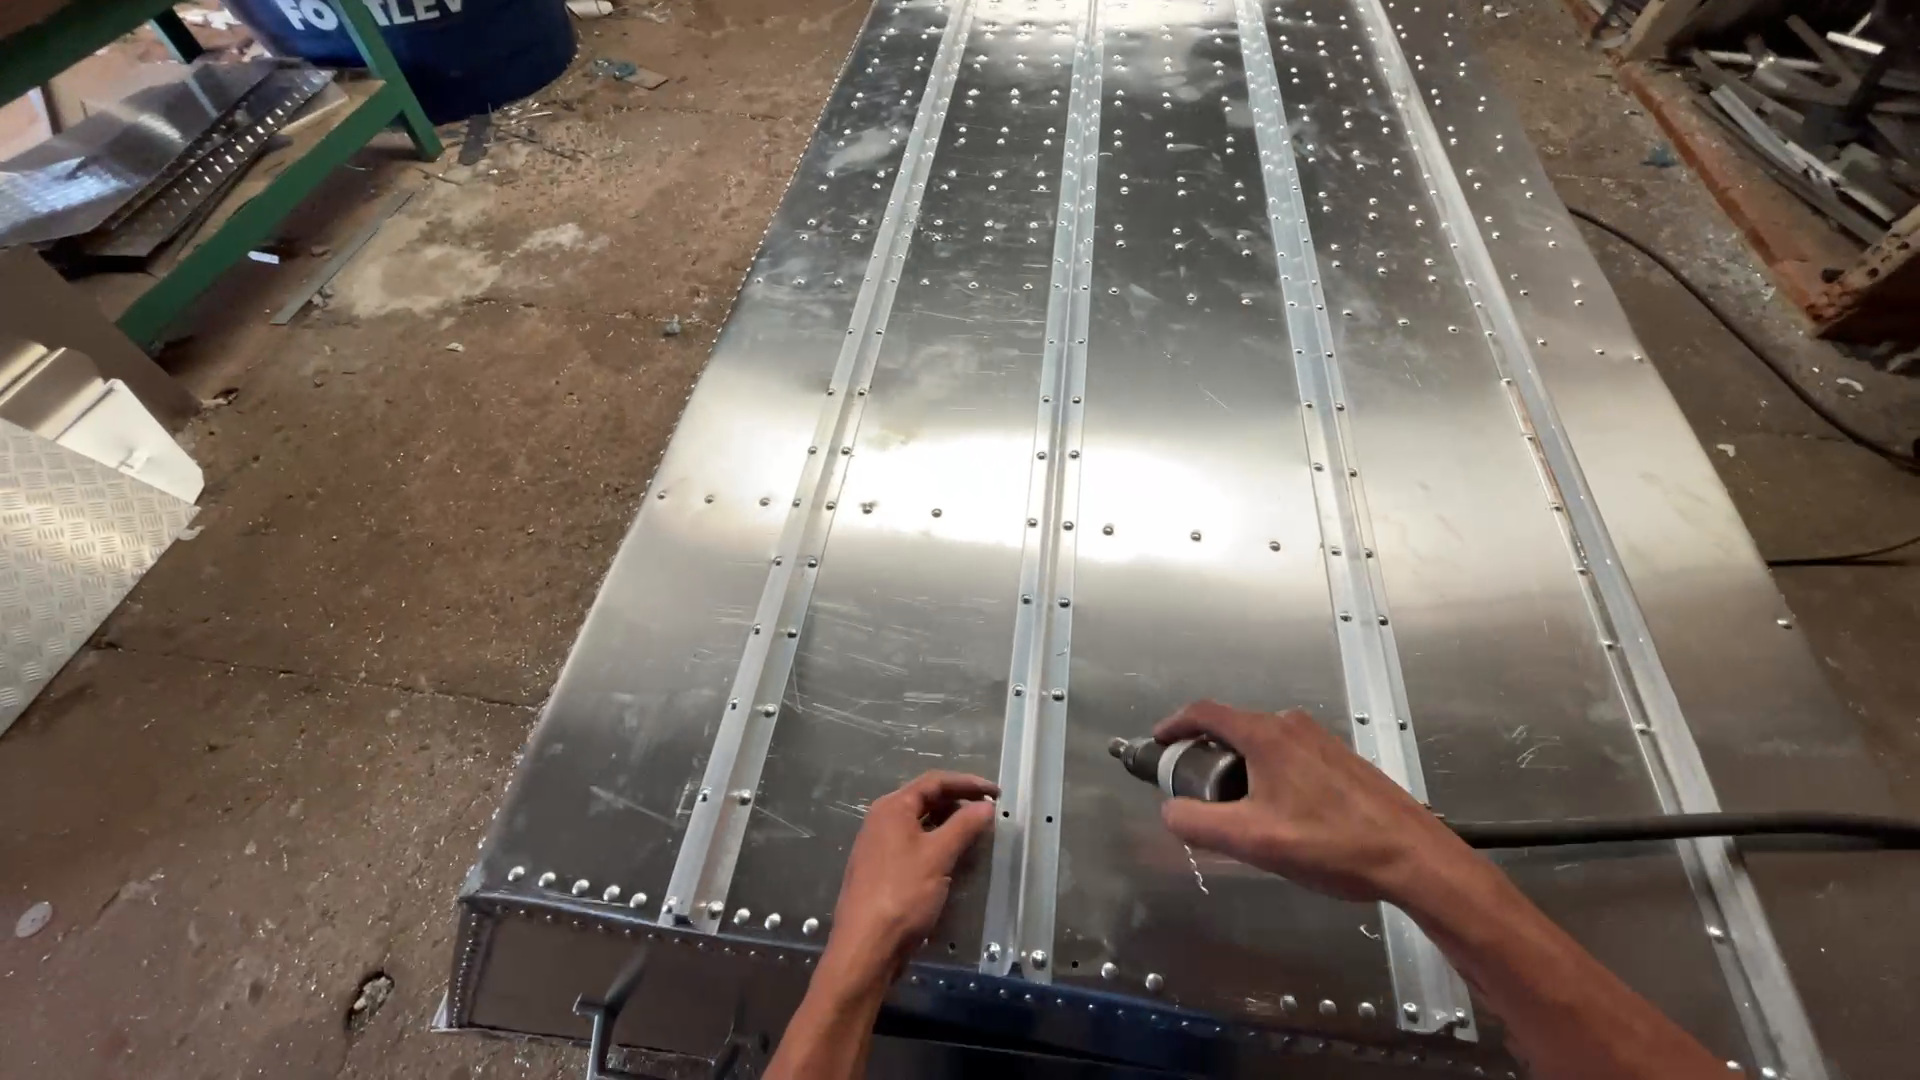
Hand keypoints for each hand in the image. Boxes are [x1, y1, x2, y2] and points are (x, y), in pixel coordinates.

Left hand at [823, 770, 998, 980]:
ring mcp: (878, 846)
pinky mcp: (880, 870)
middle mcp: (881, 820)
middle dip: (958, 801)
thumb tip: (986, 805)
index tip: (995, 791)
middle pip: (925, 799)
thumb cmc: (903, 894)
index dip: (967, 783)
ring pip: (919, 823)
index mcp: (892, 807)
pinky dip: (935, 843)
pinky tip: (951, 857)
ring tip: (974, 831)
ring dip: (947, 823)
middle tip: (988, 809)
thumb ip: (964, 826)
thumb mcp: (939, 856)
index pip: (934, 781)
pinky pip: (912, 844)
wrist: (865, 948)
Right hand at [1155, 701, 1475, 904]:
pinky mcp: (1342, 760)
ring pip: (1262, 743)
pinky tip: (1279, 813)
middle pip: (1232, 727)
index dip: (1174, 725)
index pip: (1204, 713)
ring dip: (1238, 765)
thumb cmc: (1330, 844)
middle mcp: (1291, 726)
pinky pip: (1288, 755)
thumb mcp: (1252, 840)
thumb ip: (1198, 823)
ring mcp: (1321, 740)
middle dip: (1205, 753)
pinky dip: (1267, 772)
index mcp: (1265, 735)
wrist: (1416, 859)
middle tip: (1194, 788)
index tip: (1159, 743)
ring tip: (1236, 808)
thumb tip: (1170, 810)